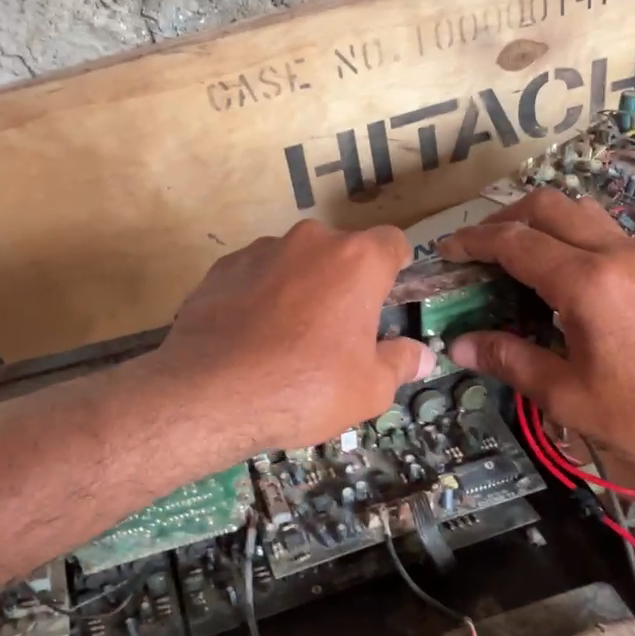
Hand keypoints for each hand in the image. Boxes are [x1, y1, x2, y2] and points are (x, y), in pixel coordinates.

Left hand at [154, 220, 433, 452]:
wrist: (211, 394)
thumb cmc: (306, 388)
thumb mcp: (370, 388)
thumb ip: (400, 363)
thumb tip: (422, 356)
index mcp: (357, 261)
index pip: (393, 243)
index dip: (394, 270)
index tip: (386, 303)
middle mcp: (311, 241)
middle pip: (342, 253)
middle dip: (344, 285)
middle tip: (338, 334)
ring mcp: (262, 250)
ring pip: (296, 262)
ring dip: (300, 289)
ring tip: (287, 341)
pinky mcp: (222, 268)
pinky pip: (255, 276)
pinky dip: (259, 298)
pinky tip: (251, 339)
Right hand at [438, 189, 634, 503]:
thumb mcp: (567, 397)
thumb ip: (510, 361)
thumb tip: (459, 346)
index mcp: (588, 282)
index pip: (517, 242)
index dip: (474, 242)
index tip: (445, 251)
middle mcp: (616, 254)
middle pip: (549, 207)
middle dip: (504, 219)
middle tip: (475, 250)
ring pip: (580, 213)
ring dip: (540, 222)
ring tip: (511, 257)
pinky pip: (603, 234)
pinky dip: (569, 237)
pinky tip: (555, 277)